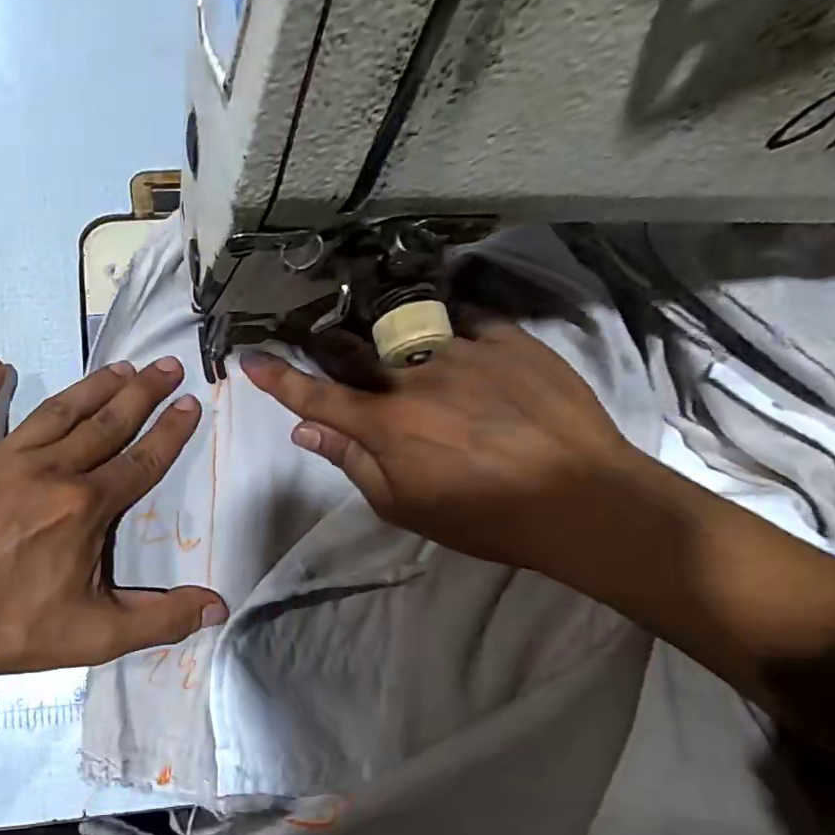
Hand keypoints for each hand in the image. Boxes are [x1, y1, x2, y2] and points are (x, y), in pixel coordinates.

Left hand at [0, 356, 225, 688]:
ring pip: (56, 411)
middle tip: (166, 364)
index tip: (190, 403)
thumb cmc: (10, 630)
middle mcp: (48, 471)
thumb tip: (218, 607)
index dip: (170, 432)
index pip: (141, 461)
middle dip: (142, 393)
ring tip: (119, 366)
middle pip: (105, 423)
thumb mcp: (94, 637)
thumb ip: (160, 620)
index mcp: (84, 507)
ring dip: (91, 386)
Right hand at [240, 324, 640, 573]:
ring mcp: (464, 352)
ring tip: (384, 334)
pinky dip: (447, 323)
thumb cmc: (484, 516)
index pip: (316, 397)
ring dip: (382, 332)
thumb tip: (304, 430)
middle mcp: (414, 378)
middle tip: (315, 339)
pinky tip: (448, 330)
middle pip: (353, 350)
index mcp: (385, 423)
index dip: (278, 379)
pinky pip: (466, 318)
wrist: (585, 500)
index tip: (250, 359)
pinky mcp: (510, 341)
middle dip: (325, 344)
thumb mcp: (404, 506)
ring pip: (406, 329)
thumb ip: (352, 462)